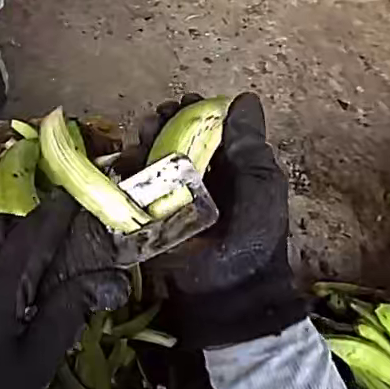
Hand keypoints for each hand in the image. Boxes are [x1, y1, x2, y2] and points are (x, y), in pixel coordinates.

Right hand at [142, 93, 305, 348]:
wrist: (227, 290)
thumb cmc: (252, 236)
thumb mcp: (261, 184)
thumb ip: (249, 144)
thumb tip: (244, 98)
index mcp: (229, 166)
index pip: (208, 129)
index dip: (195, 112)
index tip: (183, 103)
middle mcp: (199, 177)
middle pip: (175, 139)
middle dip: (164, 124)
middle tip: (157, 119)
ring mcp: (172, 195)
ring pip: (152, 158)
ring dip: (145, 142)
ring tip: (144, 136)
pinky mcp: (149, 214)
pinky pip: (134, 186)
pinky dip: (128, 170)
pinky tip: (128, 161)